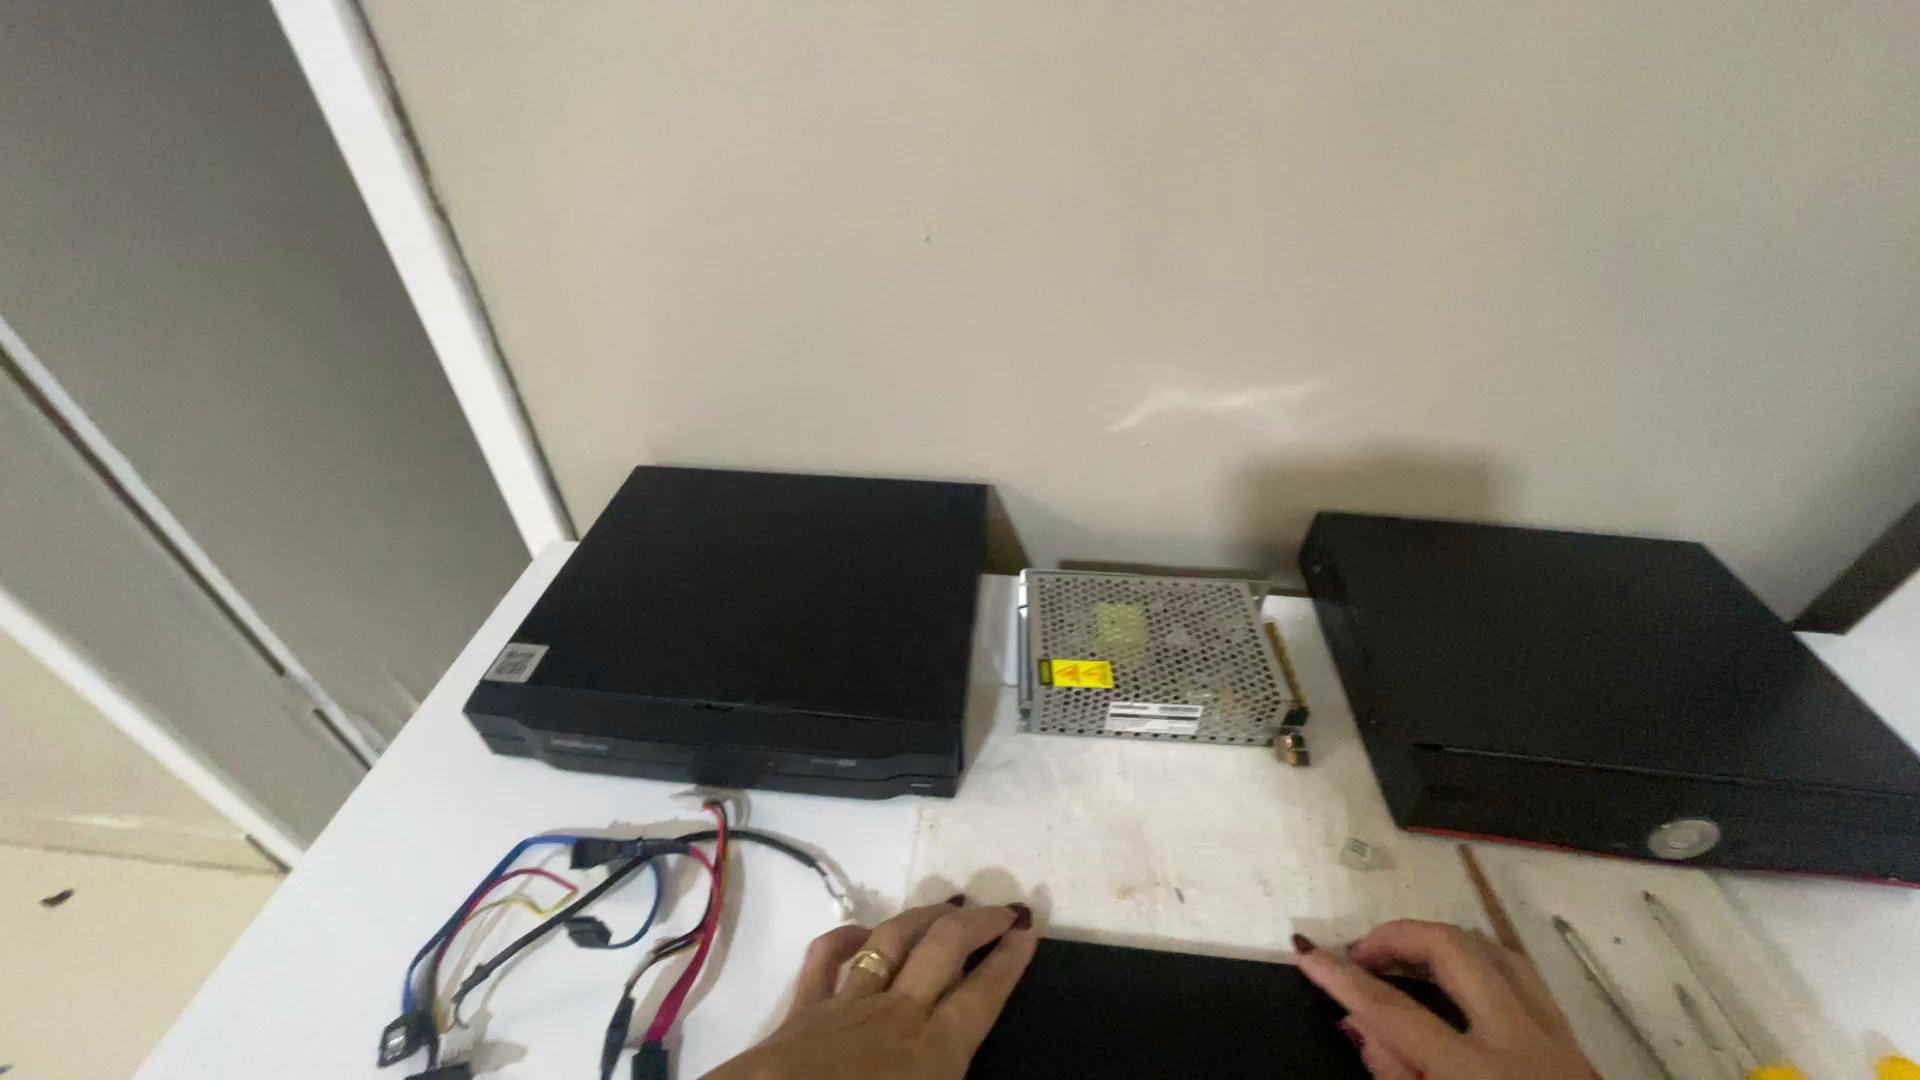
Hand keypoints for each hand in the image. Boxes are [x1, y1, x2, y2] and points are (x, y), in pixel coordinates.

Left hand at [703, 898, 1038, 1079]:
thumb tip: (968, 1068)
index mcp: (932, 1053)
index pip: (982, 994)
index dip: (1010, 960)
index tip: (1029, 930)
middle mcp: (897, 1015)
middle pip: (945, 948)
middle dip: (978, 922)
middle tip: (1003, 909)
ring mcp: (848, 1004)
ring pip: (894, 939)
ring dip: (925, 917)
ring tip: (948, 904)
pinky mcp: (804, 1009)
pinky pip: (826, 958)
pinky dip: (847, 938)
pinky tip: (864, 931)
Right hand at [1296, 920, 1596, 1079]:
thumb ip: (1395, 1075)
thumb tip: (1358, 1020)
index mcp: (1480, 1077)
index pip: (1392, 1010)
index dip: (1340, 976)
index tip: (1304, 951)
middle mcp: (1522, 1043)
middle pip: (1450, 948)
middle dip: (1394, 937)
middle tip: (1361, 955)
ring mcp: (1557, 1039)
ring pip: (1491, 947)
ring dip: (1437, 941)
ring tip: (1403, 957)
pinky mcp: (1575, 1043)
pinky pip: (1519, 973)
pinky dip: (1477, 959)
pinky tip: (1455, 974)